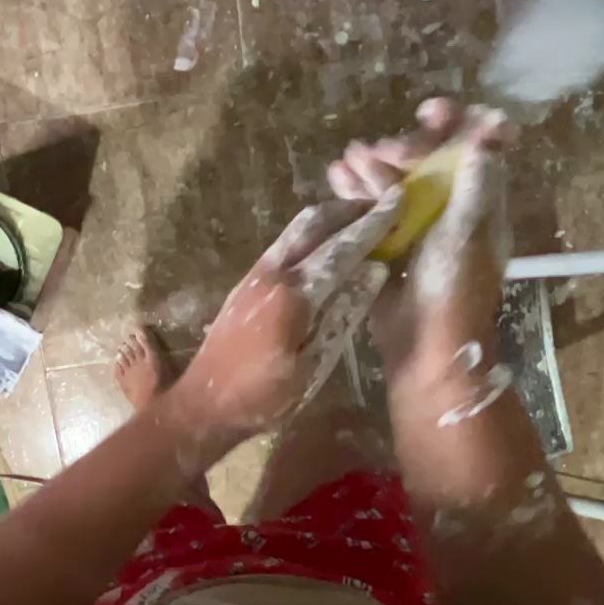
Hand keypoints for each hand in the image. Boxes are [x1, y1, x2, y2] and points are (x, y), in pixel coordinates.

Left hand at [164, 191, 403, 443]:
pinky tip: (325, 249)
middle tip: (382, 204)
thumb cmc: (262, 396)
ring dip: (329, 219)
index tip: (399, 200)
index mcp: (293, 294)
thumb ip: (342, 315)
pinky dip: (310, 236)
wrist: (204, 404)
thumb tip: (373, 272)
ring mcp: (254, 276)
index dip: (374, 224)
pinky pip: (284, 246)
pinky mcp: (245, 285)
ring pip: (295, 230)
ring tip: (359, 221)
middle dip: (350, 210)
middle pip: (314, 223)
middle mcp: (271, 273)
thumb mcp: (312, 366)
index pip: (342, 247)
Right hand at [326, 99, 514, 386]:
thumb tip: (483, 133)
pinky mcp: (386, 246)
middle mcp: (448, 208)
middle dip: (402, 148)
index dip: (456, 123)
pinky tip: (335, 179)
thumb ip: (475, 184)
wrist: (423, 346)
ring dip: (371, 168)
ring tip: (346, 162)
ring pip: (395, 183)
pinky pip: (370, 210)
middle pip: (427, 160)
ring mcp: (415, 227)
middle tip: (376, 151)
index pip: (475, 146)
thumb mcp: (466, 234)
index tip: (430, 114)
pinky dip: (354, 192)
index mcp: (478, 201)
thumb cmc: (452, 291)